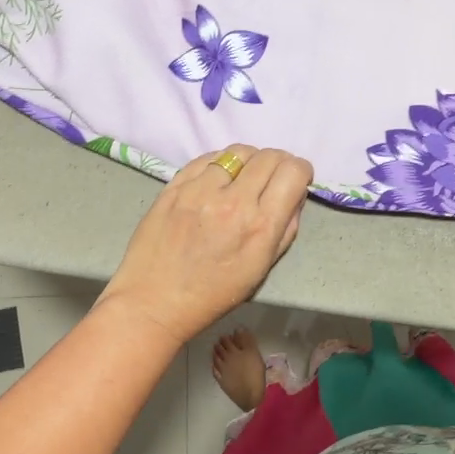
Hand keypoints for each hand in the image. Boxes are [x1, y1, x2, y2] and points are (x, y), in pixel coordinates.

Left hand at [97, 145, 313, 346]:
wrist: (154, 302)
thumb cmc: (214, 294)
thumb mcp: (262, 268)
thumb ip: (286, 227)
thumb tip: (294, 193)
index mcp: (260, 226)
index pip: (292, 171)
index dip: (301, 171)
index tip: (296, 180)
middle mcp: (233, 201)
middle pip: (269, 156)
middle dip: (279, 163)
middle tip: (272, 178)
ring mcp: (200, 190)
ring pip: (238, 151)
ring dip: (249, 160)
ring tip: (243, 177)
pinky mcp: (175, 186)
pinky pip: (208, 157)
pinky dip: (220, 163)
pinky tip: (218, 179)